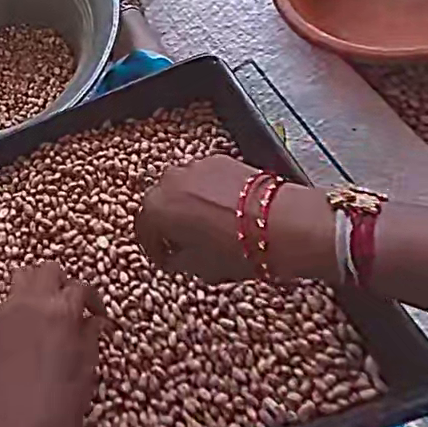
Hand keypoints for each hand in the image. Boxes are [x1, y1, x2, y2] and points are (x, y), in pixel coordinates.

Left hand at [0, 262, 107, 426]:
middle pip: (47, 270)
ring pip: (21, 278)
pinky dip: (20, 309)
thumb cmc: (59, 410)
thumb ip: (89, 336)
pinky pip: (6, 305)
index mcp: (60, 311)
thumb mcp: (86, 371)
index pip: (80, 287)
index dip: (93, 299)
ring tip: (49, 313)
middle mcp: (30, 303)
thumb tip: (92, 321)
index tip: (97, 315)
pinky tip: (28, 336)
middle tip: (73, 307)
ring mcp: (4, 313)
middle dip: (63, 283)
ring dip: (38, 287)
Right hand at [134, 155, 337, 283]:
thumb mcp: (200, 268)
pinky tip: (225, 208)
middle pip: (160, 204)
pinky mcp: (218, 158)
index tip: (165, 260)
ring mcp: (193, 166)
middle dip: (169, 222)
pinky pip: (203, 177)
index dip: (155, 250)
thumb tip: (175, 257)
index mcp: (155, 209)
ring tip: (208, 223)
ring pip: (182, 187)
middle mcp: (168, 181)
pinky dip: (208, 191)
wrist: (282, 222)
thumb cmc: (237, 249)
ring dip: (188, 203)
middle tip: (184, 242)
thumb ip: (178, 261)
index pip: (145, 231)